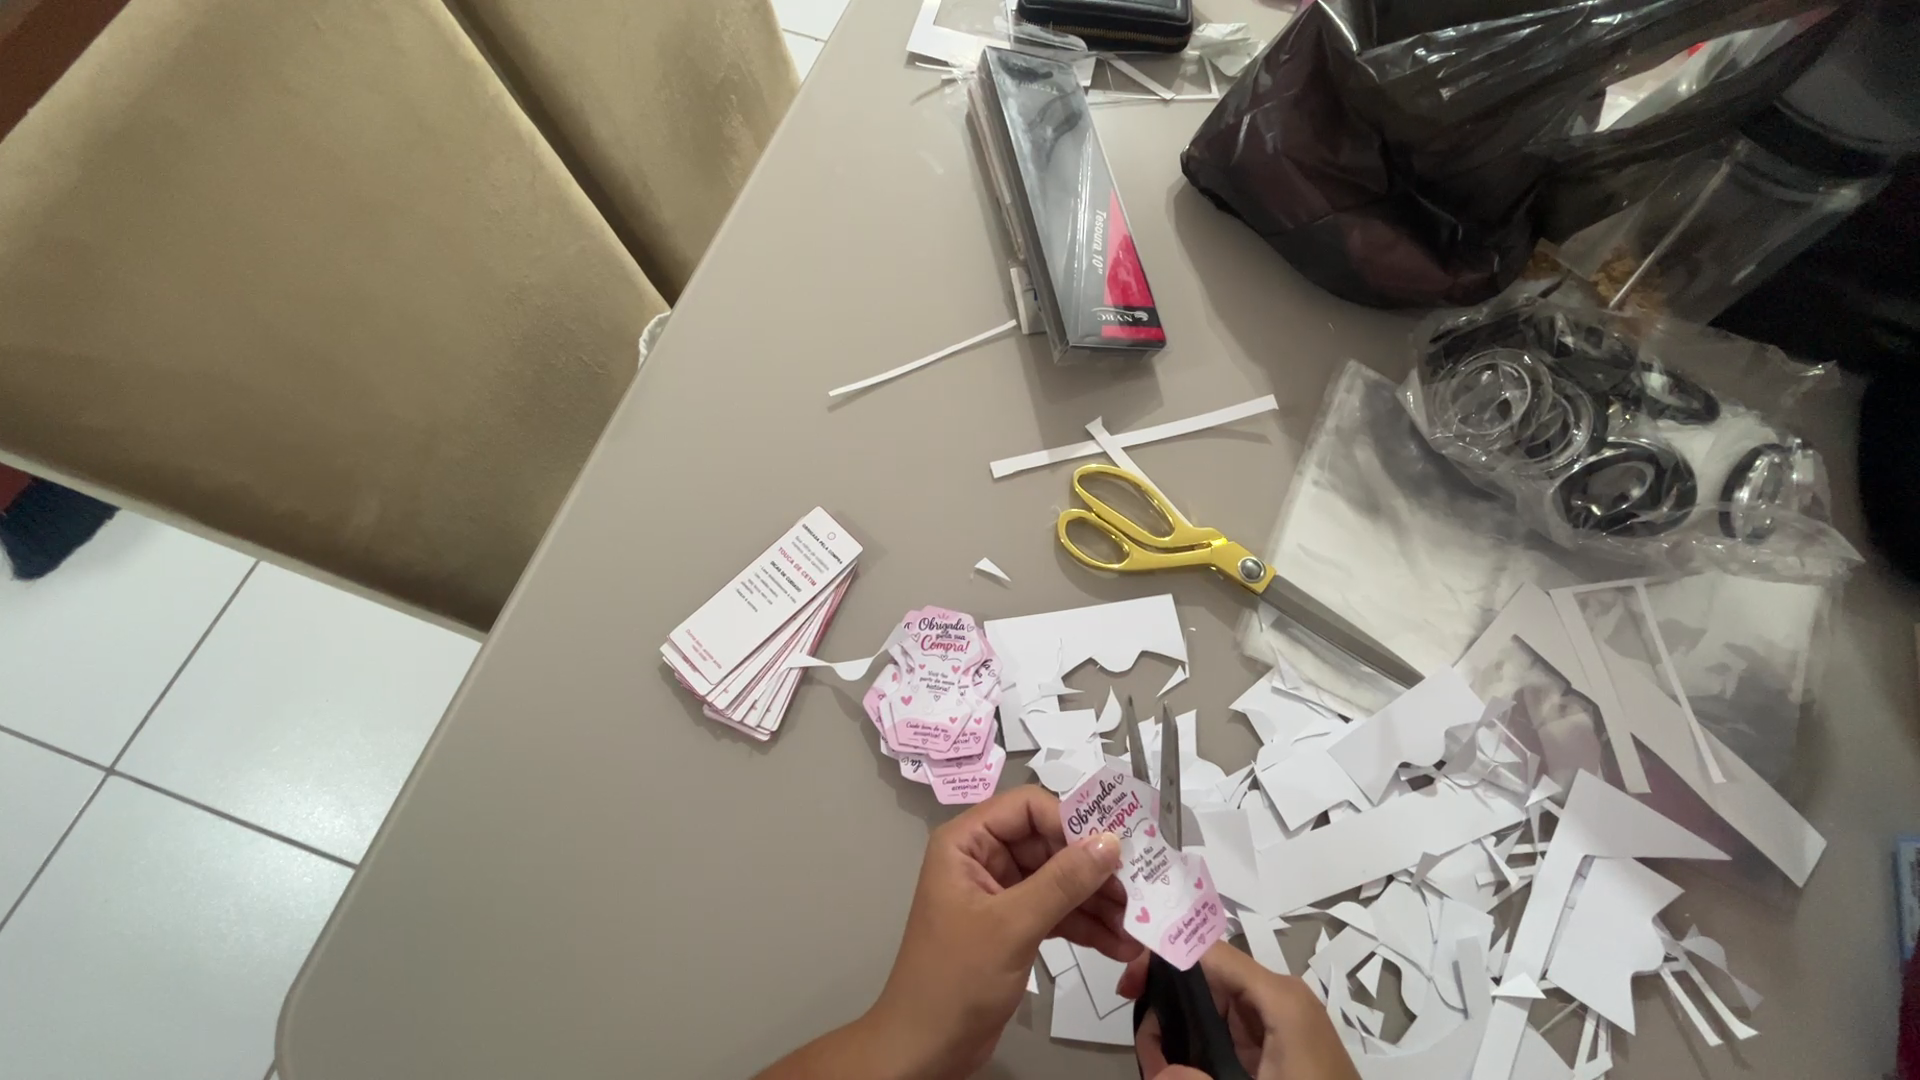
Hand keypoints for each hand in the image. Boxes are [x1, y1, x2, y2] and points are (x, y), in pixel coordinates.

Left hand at [866, 786, 1141, 1079]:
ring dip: (1096, 901)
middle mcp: (983, 857)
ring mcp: (1000, 891)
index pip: (1027, 807)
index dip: (1070, 821)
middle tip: (1135, 889)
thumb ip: (1062, 881)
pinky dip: (1086, 925)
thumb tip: (1109, 842)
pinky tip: (1119, 945)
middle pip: (1048, 843)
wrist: (926, 1049)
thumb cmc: (956, 978)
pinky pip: (1056, 911)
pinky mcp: (1014, 924)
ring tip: (1135, 924)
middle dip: (1091, 868)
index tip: (1113, 846)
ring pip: (1058, 879)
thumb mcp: (1012, 926)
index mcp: (967, 841)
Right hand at [1122, 943, 1360, 1079]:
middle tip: (1145, 1055)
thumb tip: (1158, 1074)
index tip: (1127, 988)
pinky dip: (1200, 1046)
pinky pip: (1228, 1029)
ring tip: (1159, 1070)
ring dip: (1179, 1033)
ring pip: (1212, 1005)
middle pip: (1205, 978)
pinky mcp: (1280, 1045)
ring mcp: (1281, 1021)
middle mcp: (1279, 997)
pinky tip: (1182, 1071)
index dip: (1162, 959)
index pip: (1207, 952)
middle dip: (1166, 1008)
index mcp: (1279, 998)